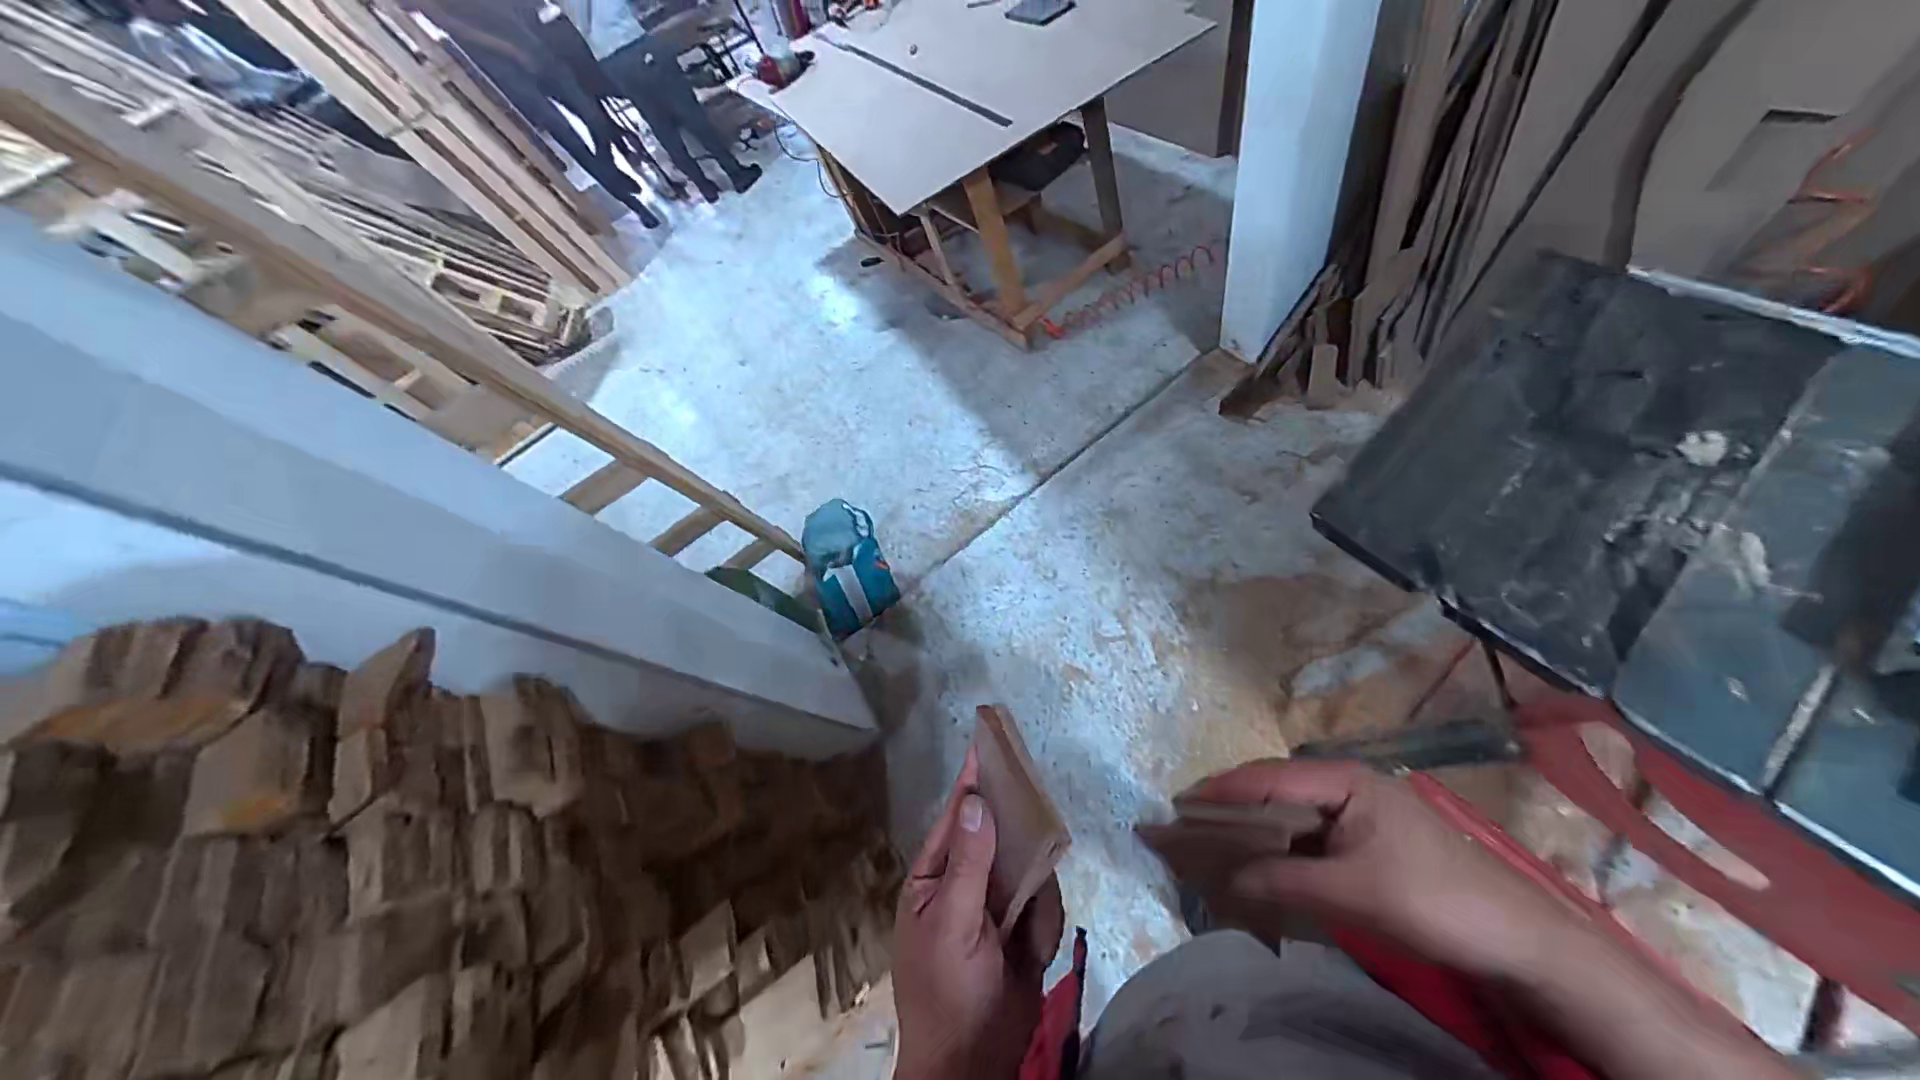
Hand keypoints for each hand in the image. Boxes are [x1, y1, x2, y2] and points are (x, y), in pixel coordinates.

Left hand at [894, 748, 1064, 1079]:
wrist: (973, 1065)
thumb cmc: (947, 990)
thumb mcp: (951, 924)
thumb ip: (968, 862)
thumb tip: (976, 802)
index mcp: (933, 877)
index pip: (956, 818)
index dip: (972, 784)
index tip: (987, 747)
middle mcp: (964, 883)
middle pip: (998, 839)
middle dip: (1017, 845)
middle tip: (1034, 828)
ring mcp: (994, 907)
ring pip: (1027, 871)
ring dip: (1031, 900)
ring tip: (1020, 933)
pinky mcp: (1022, 929)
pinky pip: (1043, 905)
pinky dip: (1042, 926)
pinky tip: (1030, 953)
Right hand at [1143, 760, 1572, 979]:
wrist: (1521, 938)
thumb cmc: (1435, 902)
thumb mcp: (1353, 893)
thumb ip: (1284, 880)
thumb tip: (1225, 879)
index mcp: (1343, 779)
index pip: (1266, 778)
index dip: (1220, 792)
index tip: (1178, 808)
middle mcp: (1344, 783)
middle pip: (1272, 788)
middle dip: (1230, 808)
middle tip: (1188, 829)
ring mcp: (1356, 808)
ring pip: (1288, 812)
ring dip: (1252, 829)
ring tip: (1213, 845)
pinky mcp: (1364, 835)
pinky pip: (1307, 833)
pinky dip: (1278, 846)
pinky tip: (1259, 863)